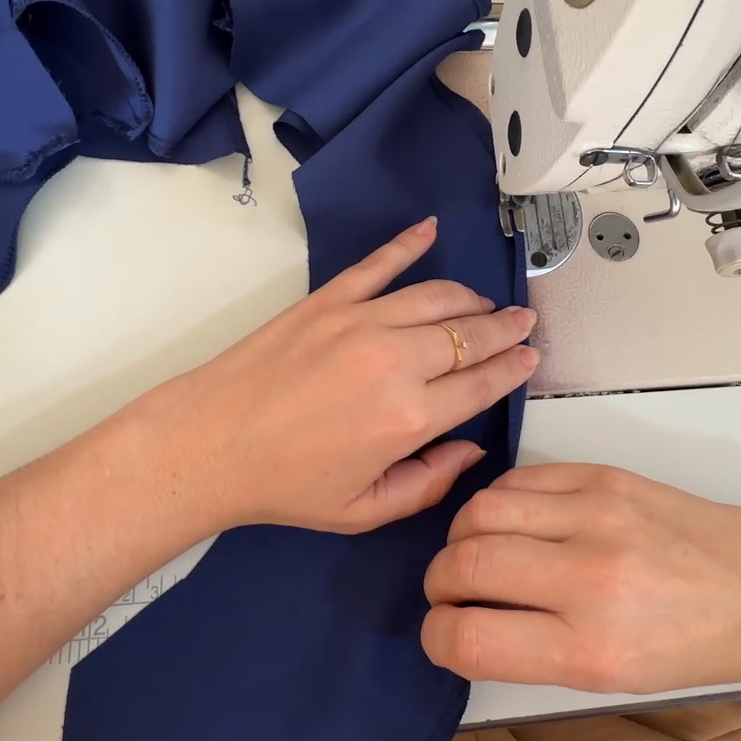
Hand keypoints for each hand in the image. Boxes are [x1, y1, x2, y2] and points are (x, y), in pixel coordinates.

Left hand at [110, 217, 537, 535]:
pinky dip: (408, 243)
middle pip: (470, 334)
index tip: (531, 356)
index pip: (483, 383)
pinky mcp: (330, 299)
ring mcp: (362, 320)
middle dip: (505, 328)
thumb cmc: (286, 484)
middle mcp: (397, 359)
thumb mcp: (364, 511)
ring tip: (486, 303)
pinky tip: (430, 229)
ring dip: (470, 297)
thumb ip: (429, 484)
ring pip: (437, 296)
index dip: (514, 368)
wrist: (209, 443)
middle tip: (523, 323)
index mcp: (411, 417)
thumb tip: (473, 450)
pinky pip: (380, 263)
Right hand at [421, 463, 740, 693]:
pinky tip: (508, 521)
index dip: (435, 635)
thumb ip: (531, 649)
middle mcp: (589, 576)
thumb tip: (464, 620)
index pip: (469, 637)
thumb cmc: (690, 643)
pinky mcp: (601, 474)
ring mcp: (595, 514)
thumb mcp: (610, 674)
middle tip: (448, 590)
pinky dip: (495, 501)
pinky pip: (517, 478)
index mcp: (592, 648)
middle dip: (438, 581)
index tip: (442, 632)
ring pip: (480, 510)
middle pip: (463, 564)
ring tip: (473, 551)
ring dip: (459, 535)